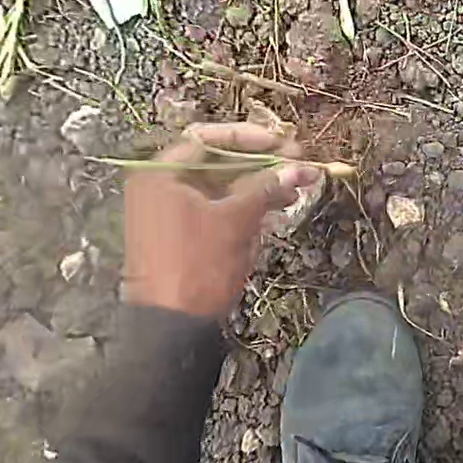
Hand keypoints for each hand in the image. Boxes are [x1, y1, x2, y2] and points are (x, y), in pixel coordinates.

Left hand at [123, 122, 320, 315]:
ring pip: (225, 186)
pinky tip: (279, 207)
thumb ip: (267, 186)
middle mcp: (163, 185)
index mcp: (162, 173)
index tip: (283, 144)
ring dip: (261, 186)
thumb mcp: (236, 220)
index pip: (208, 137)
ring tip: (297, 189)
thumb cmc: (198, 263)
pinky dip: (248, 206)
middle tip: (299, 165)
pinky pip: (220, 208)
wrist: (170, 325)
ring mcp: (173, 209)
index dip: (250, 137)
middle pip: (219, 161)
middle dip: (262, 164)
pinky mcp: (186, 231)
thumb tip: (300, 167)